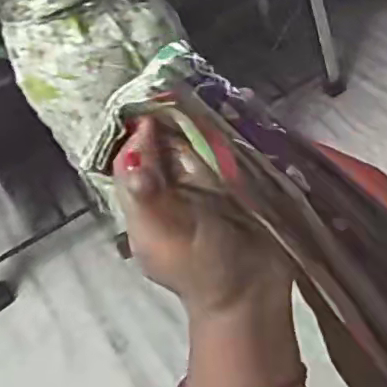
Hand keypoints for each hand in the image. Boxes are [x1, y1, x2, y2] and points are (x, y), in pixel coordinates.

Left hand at [114, 115, 291, 319]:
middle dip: (178, 115)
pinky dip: (238, 132)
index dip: (142, 130)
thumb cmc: (203, 271)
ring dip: (209, 119)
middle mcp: (175, 187)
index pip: (134, 156)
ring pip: (202, 143)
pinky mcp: (241, 186)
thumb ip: (149, 201)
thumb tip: (133, 162)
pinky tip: (246, 112)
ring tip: (221, 95)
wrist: (252, 297)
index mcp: (147, 201)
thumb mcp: (167, 238)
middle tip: (193, 89)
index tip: (158, 104)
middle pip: (169, 142)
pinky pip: (234, 152)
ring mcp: (210, 185)